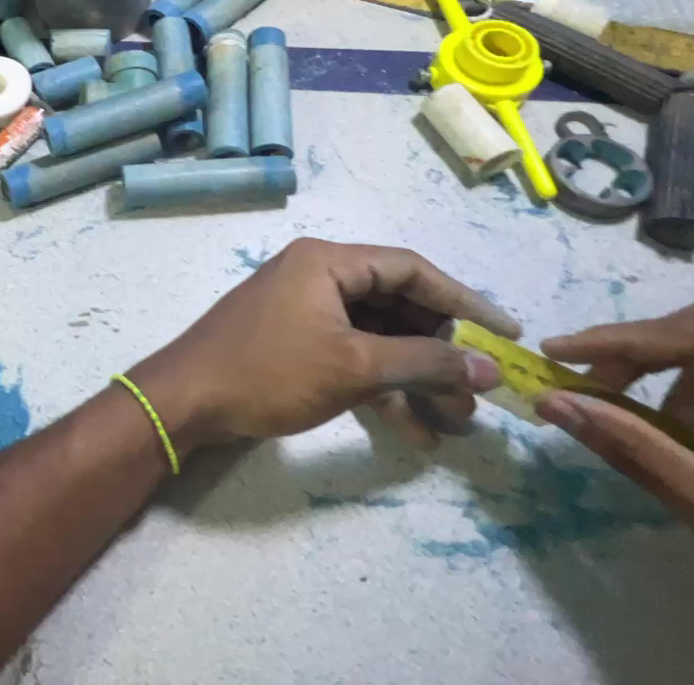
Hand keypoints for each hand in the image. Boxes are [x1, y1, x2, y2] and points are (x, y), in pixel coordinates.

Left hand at [127, 239, 510, 452]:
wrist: (186, 400)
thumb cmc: (270, 371)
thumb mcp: (354, 366)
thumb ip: (424, 363)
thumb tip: (488, 368)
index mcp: (327, 262)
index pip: (411, 270)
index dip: (465, 302)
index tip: (507, 336)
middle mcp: (316, 276)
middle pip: (396, 304)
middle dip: (439, 351)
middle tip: (478, 392)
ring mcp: (303, 310)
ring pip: (376, 337)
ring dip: (414, 377)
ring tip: (456, 421)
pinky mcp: (294, 343)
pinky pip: (350, 357)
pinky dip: (380, 388)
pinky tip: (415, 431)